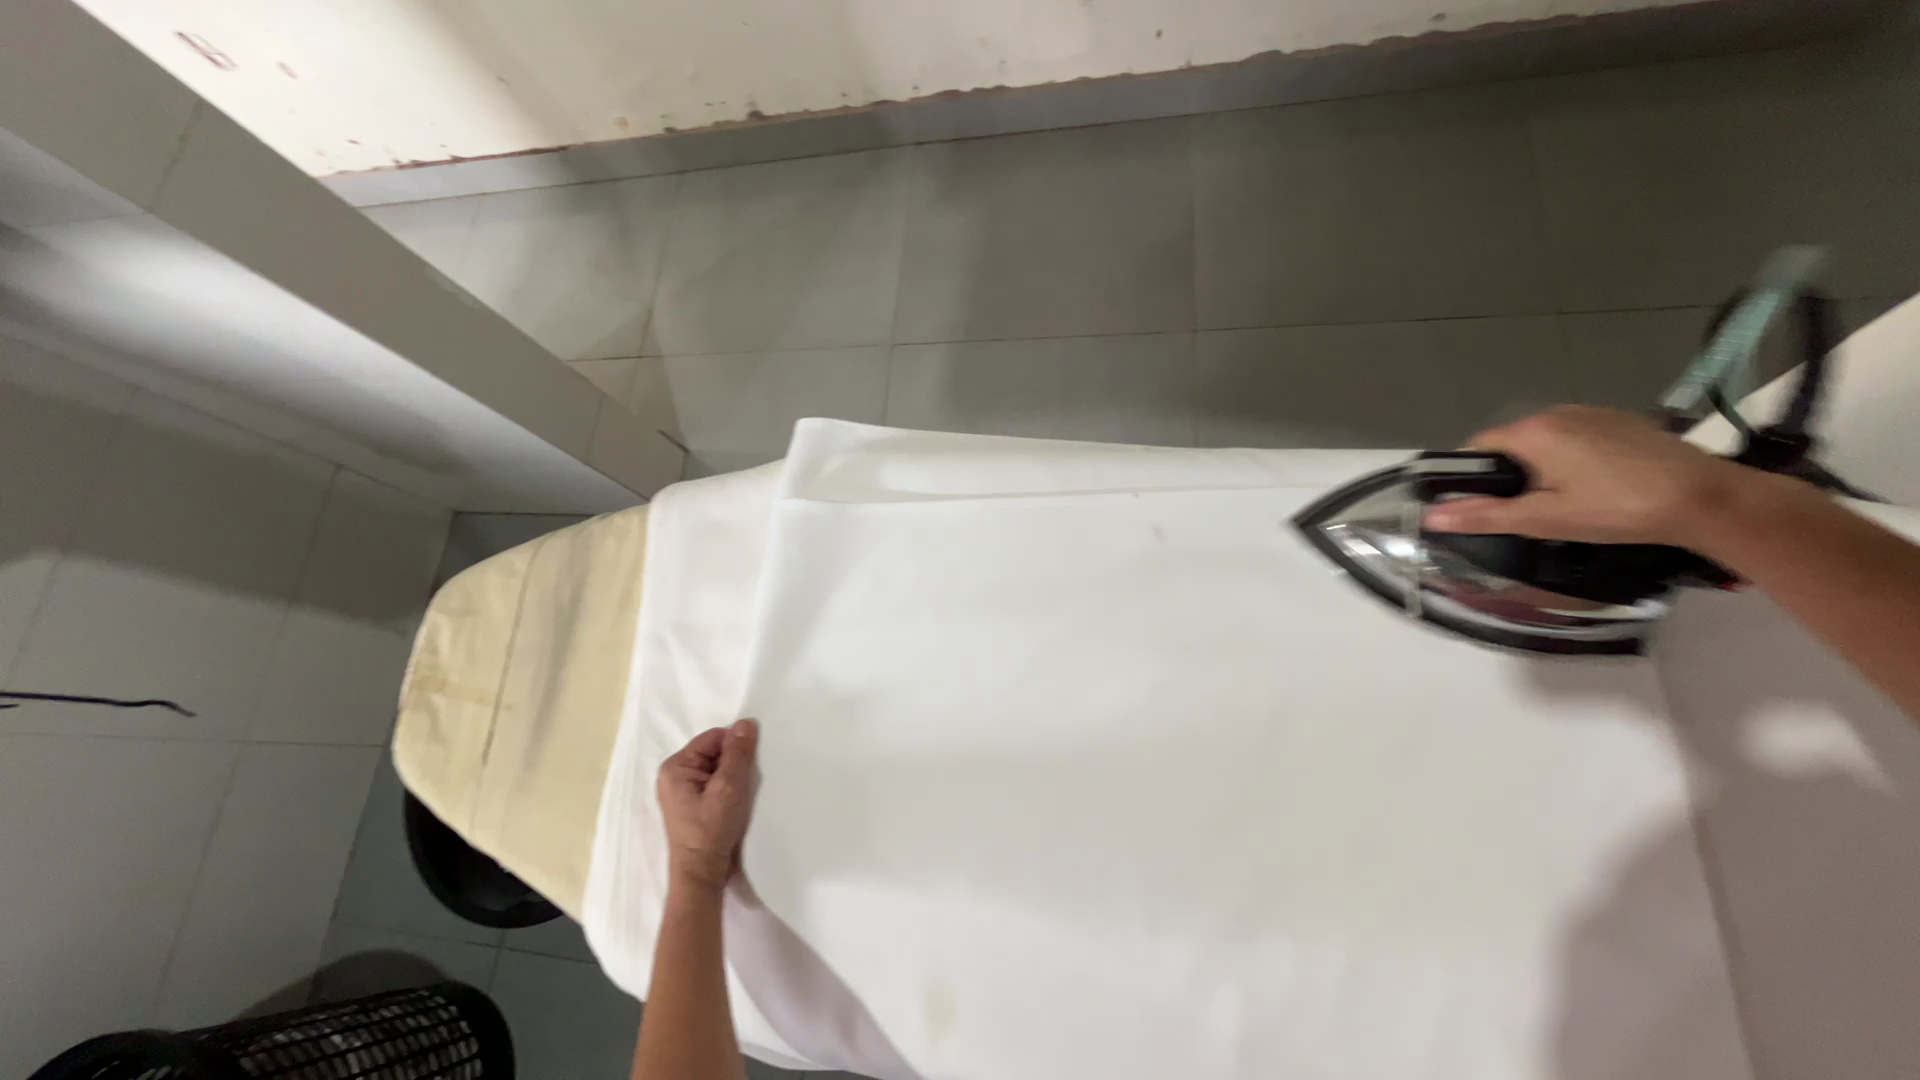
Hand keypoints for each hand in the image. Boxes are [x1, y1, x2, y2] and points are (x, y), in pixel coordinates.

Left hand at [657, 719, 759, 891]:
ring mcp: (683, 792)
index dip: (735, 745)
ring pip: (718, 769)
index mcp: (675, 767)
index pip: (713, 737)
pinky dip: (730, 788)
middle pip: (715, 752)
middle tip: (748, 780)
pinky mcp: (693, 806)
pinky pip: (715, 784)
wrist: (701, 875)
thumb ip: (738, 753)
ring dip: (734, 776)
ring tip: (743, 792)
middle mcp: (674, 776)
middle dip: (735, 761)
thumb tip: (746, 723)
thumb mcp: (728, 788)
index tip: (752, 762)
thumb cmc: (711, 831)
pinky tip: (738, 800)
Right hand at [1422, 406, 1755, 548]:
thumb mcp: (1543, 519)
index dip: (1472, 478)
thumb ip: (1484, 515)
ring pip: (1544, 442)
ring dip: (1541, 467)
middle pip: (1510, 444)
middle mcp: (1556, 413)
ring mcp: (1592, 414)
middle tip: (1530, 512)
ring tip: (1566, 502)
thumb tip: (1430, 516)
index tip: (1486, 507)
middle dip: (1510, 475)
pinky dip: (1572, 460)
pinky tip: (1597, 487)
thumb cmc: (1617, 509)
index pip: (1476, 448)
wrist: (1707, 498)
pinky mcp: (1621, 422)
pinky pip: (1576, 438)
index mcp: (1531, 433)